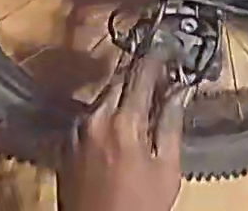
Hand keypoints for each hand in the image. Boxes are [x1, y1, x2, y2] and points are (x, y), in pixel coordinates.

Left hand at [58, 53, 189, 210]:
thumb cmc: (139, 208)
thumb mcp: (166, 171)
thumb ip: (171, 124)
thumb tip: (180, 89)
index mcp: (124, 122)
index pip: (142, 72)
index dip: (157, 59)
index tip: (168, 52)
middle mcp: (96, 117)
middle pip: (120, 79)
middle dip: (139, 76)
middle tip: (158, 81)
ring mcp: (77, 130)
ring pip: (104, 95)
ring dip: (122, 94)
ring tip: (140, 107)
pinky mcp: (67, 144)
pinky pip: (91, 115)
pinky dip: (106, 113)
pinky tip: (118, 129)